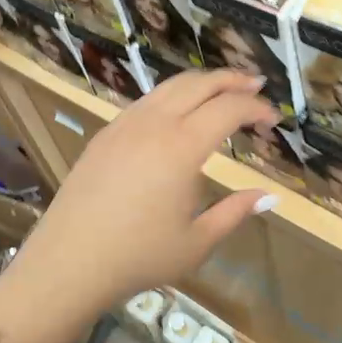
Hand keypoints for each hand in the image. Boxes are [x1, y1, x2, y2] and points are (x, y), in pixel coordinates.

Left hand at [1, 71, 279, 328]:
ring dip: (202, 82)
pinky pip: (147, 99)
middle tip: (256, 84)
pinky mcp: (107, 132)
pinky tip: (180, 110)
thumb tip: (269, 196)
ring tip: (223, 90)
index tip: (274, 120)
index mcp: (182, 146)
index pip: (229, 108)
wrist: (68, 262)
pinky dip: (174, 94)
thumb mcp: (197, 242)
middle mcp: (155, 123)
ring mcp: (126, 123)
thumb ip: (235, 212)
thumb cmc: (138, 257)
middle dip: (233, 80)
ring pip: (171, 85)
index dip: (256, 108)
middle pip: (201, 83)